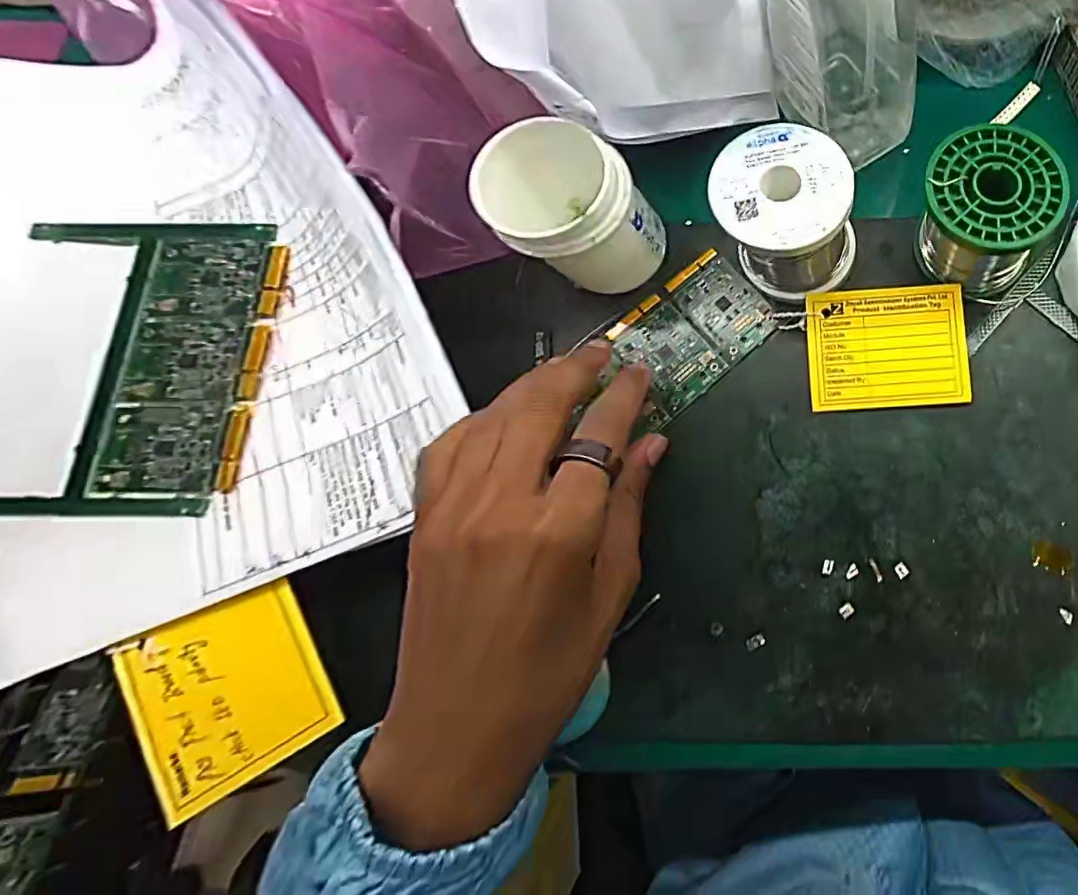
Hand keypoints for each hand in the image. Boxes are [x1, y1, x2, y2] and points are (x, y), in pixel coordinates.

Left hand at [359, 342, 666, 849]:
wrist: (457, 727)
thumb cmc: (554, 666)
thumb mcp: (614, 587)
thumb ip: (631, 505)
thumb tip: (652, 443)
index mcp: (560, 529)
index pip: (598, 435)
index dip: (623, 396)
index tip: (641, 373)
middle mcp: (501, 505)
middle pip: (537, 407)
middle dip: (575, 370)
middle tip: (604, 351)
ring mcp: (453, 508)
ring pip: (492, 416)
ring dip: (531, 384)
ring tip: (565, 371)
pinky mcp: (424, 518)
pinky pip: (450, 444)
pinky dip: (483, 416)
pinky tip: (506, 414)